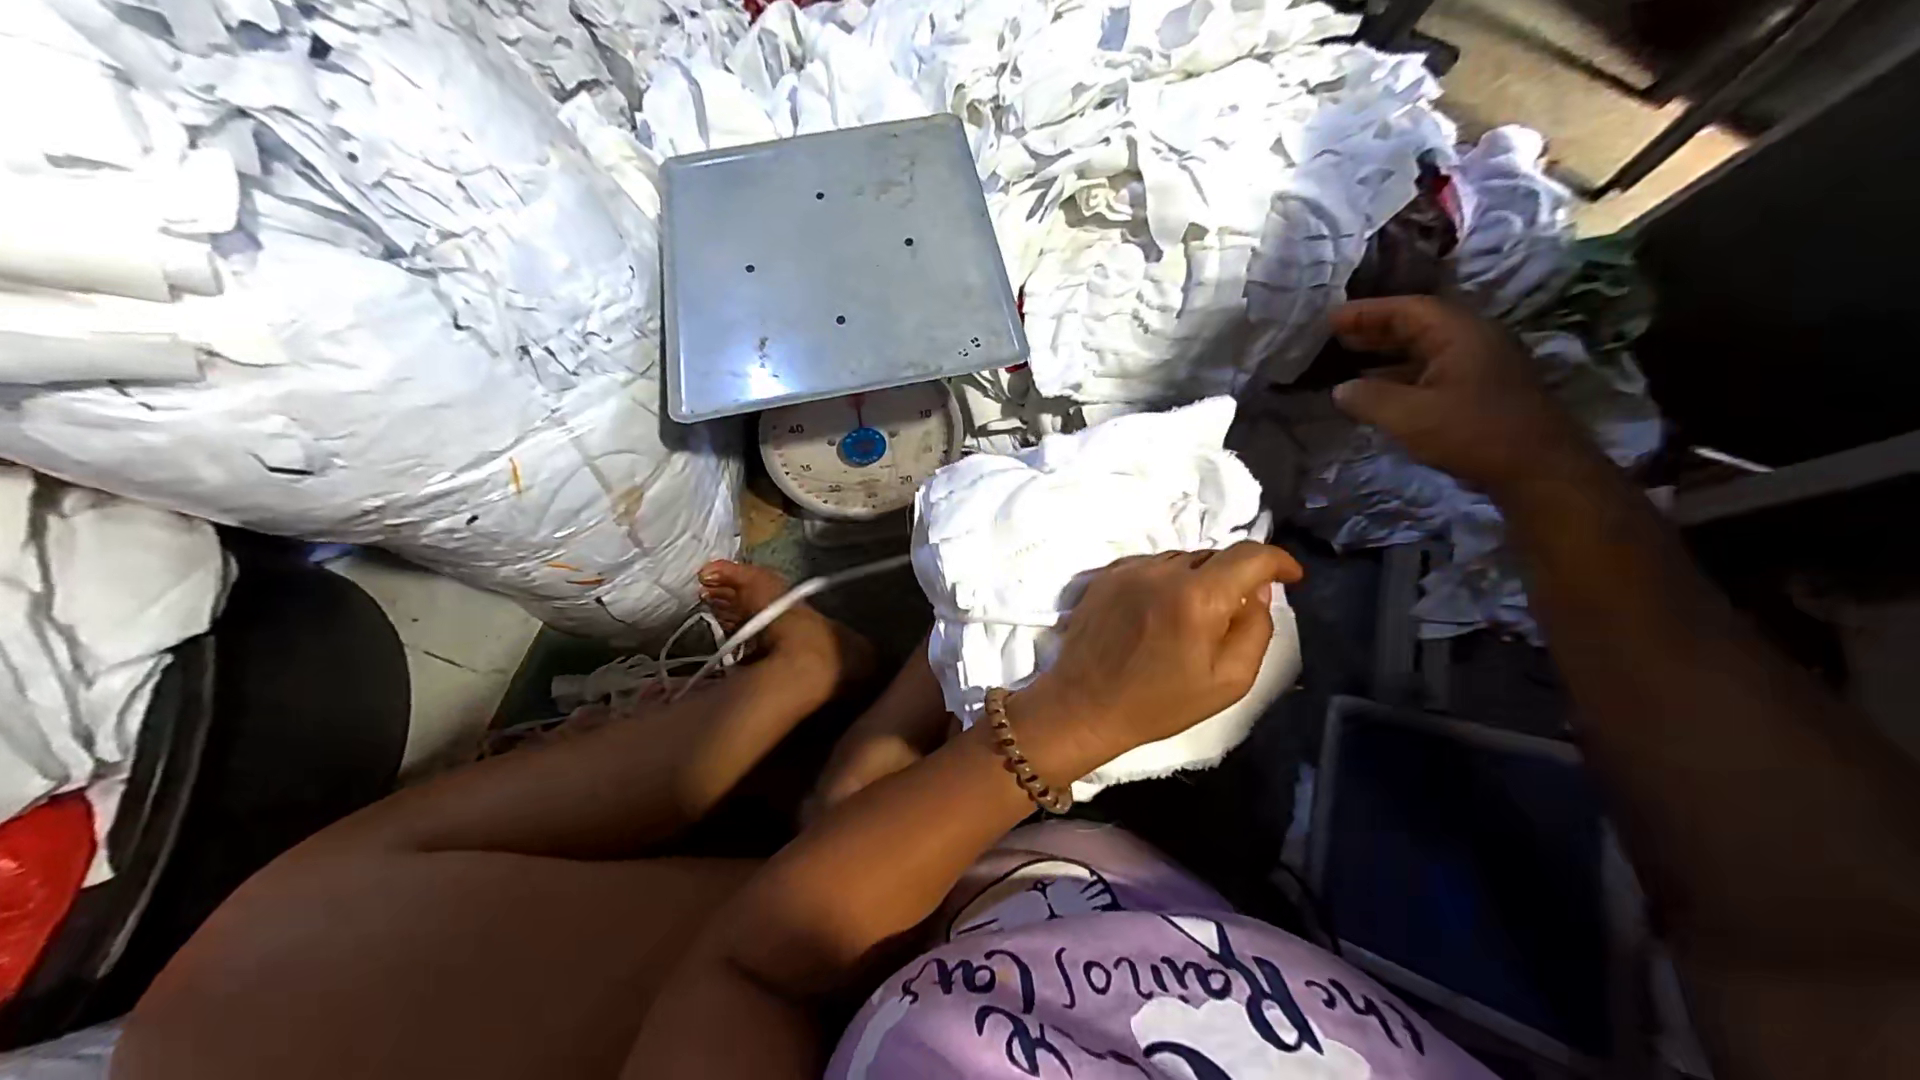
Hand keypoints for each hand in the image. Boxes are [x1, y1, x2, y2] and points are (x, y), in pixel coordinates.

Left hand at [1014, 542, 1303, 766]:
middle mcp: (1163, 571)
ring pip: (1183, 559)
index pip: (1250, 555)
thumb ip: (1256, 628)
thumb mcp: (1228, 680)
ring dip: (1199, 579)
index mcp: (1198, 597)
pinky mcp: (1107, 575)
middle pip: (1216, 556)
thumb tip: (1259, 592)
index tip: (1292, 576)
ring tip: (1191, 618)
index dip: (1279, 561)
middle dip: (1235, 578)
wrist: (1084, 704)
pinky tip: (1160, 613)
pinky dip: (1167, 580)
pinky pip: (1152, 565)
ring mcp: (1131, 570)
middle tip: (1233, 614)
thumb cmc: (1159, 703)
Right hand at [1328, 296, 1597, 493]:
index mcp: (1460, 334)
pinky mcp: (1480, 388)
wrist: (1537, 468)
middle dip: (1375, 328)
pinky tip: (1379, 387)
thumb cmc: (1472, 433)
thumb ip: (1368, 398)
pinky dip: (1401, 372)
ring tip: (1350, 357)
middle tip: (1334, 335)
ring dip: (1387, 351)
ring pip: (1425, 347)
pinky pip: (1432, 368)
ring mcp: (1480, 364)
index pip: (1408, 309)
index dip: (1366, 312)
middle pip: (1418, 324)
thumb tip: (1340, 389)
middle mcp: (1473, 339)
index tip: (1330, 318)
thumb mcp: (1409, 416)